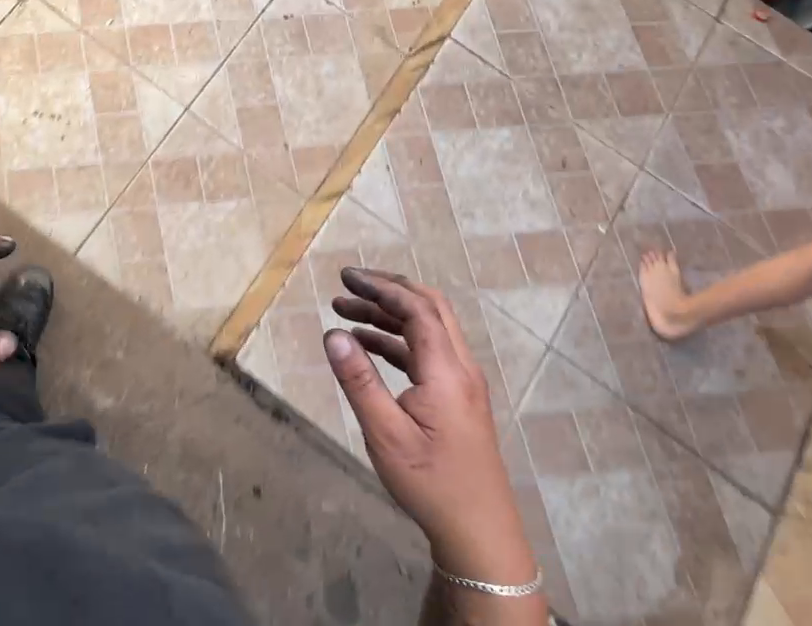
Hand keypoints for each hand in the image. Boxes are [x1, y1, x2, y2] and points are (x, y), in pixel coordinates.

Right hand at [323, 268, 534, 586]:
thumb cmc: (429, 482)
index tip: (345, 279)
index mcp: (446, 373)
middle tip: (348, 284)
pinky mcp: (458, 398)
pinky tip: (366, 345)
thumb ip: (359, 380)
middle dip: (388, 289)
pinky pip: (427, 351)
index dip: (381, 288)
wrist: (478, 531)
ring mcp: (462, 384)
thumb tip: (332, 334)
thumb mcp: (385, 434)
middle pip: (430, 308)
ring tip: (345, 311)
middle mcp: (461, 370)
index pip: (417, 310)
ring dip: (389, 314)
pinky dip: (396, 338)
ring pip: (430, 329)